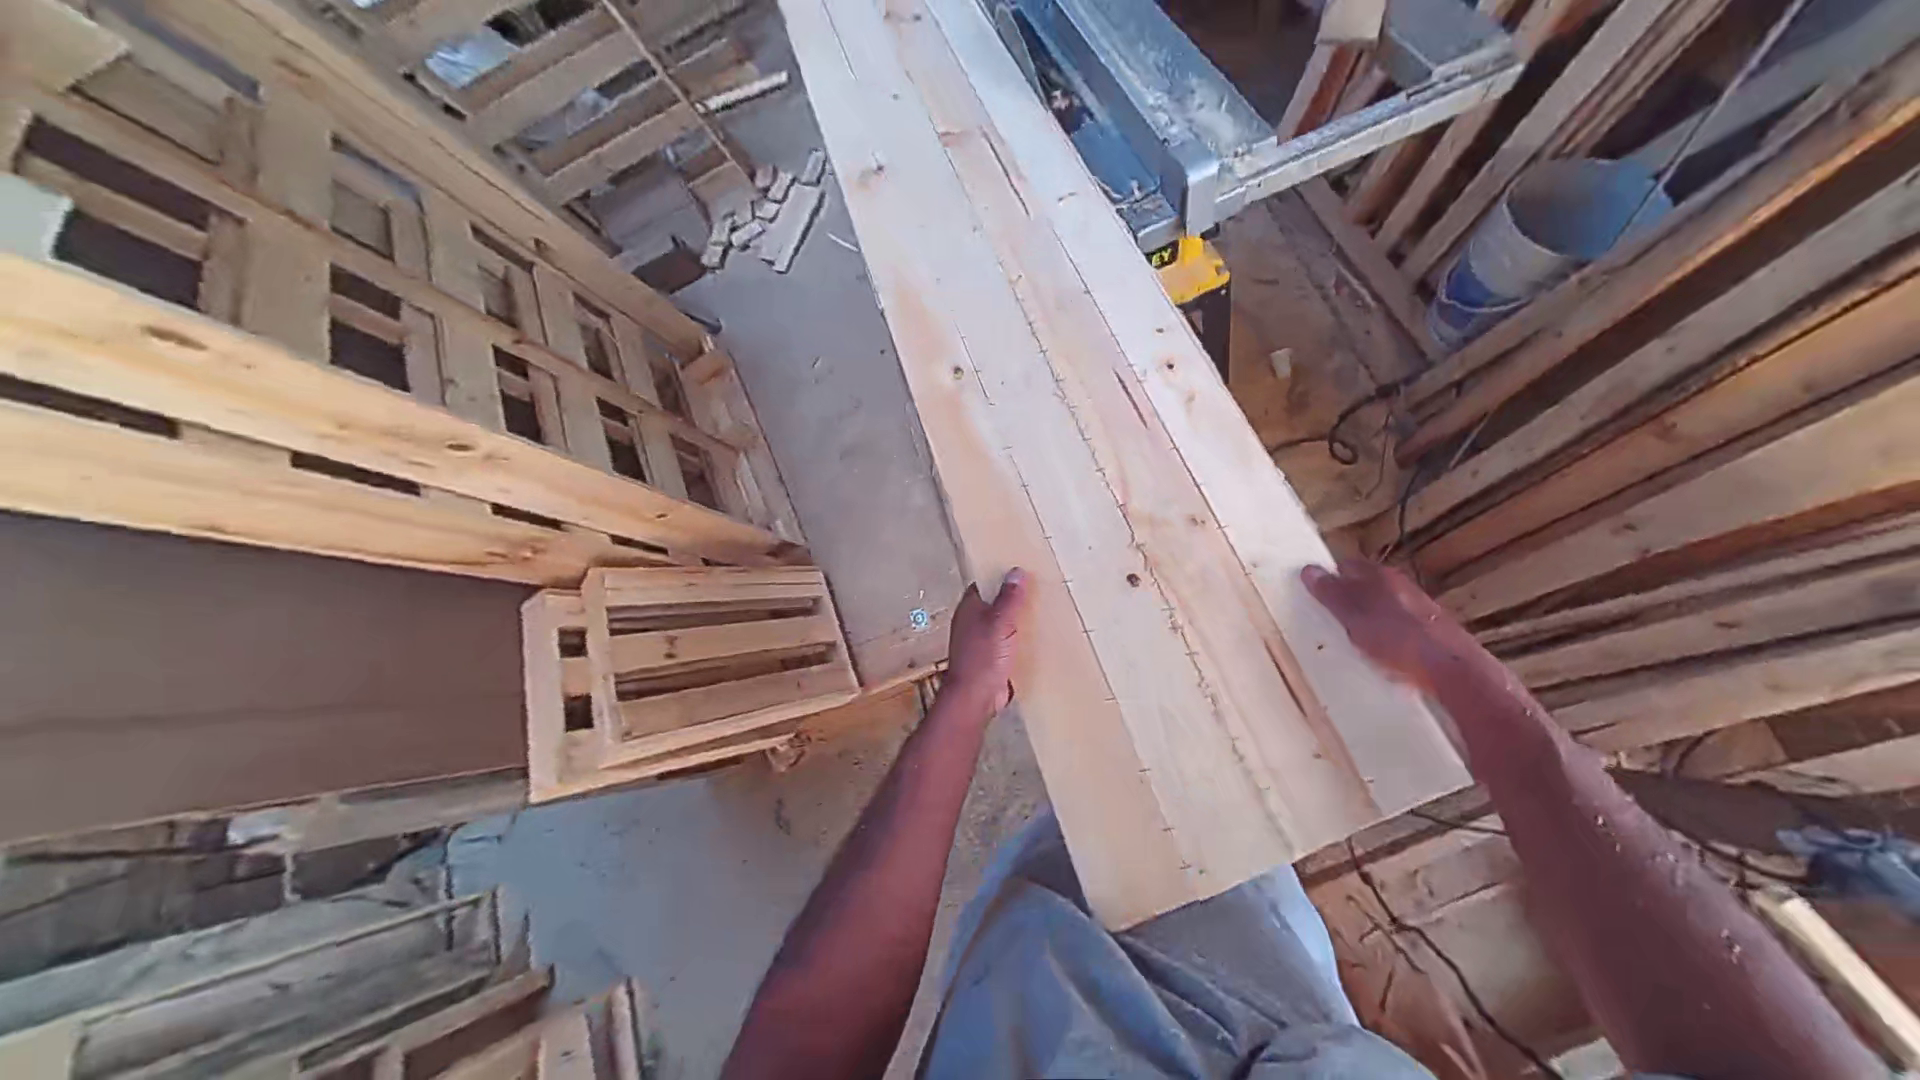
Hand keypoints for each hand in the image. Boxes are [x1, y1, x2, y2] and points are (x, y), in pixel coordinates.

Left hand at [944, 568, 1029, 713]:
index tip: (1021, 570)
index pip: (984, 583)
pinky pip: (1008, 641)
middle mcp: (973, 622)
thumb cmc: (982, 657)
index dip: (1000, 575)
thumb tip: (1016, 572)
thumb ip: (1009, 598)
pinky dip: (1020, 638)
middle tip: (1038, 588)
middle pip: (995, 603)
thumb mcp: (1000, 622)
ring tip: (1043, 609)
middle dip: (1013, 598)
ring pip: (1003, 623)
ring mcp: (982, 640)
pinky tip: (1037, 636)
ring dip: (1018, 619)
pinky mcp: (993, 657)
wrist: (976, 696)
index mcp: (969, 607)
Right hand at [1301, 558, 1477, 689]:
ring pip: (1384, 606)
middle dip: (1348, 597)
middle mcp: (1402, 586)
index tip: (1313, 593)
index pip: (1346, 565)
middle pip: (1366, 584)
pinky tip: (1381, 654)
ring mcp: (1420, 609)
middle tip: (1327, 617)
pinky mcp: (1433, 632)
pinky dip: (1386, 635)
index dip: (1329, 576)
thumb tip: (1308, 569)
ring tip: (1351, 638)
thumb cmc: (1397, 639)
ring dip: (1368, 617)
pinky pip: (1399, 627)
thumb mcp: (1353, 616)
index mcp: (1380, 576)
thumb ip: (1331, 593)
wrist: (1453, 671)